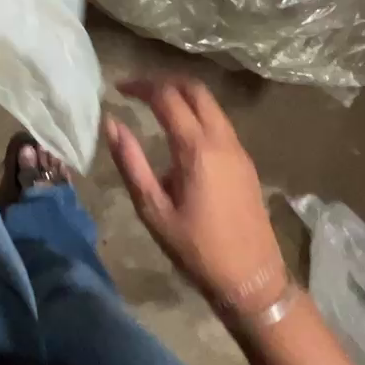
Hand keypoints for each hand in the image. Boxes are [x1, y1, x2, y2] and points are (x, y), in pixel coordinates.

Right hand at [105, 77, 289, 317]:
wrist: (254, 282)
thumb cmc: (196, 248)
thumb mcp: (152, 209)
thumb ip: (130, 162)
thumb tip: (111, 123)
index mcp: (197, 149)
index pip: (167, 97)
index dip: (140, 86)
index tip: (118, 88)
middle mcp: (222, 141)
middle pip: (195, 90)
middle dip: (164, 81)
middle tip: (137, 90)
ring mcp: (239, 151)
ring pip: (211, 104)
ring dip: (182, 95)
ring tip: (154, 106)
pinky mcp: (245, 163)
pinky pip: (219, 122)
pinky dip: (196, 112)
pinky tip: (179, 132)